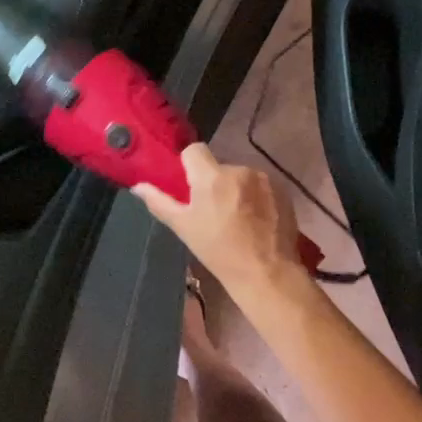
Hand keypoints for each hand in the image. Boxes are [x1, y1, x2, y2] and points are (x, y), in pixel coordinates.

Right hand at [133, 144, 308, 300]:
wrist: (267, 272)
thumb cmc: (219, 251)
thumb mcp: (183, 228)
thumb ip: (159, 202)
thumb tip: (138, 186)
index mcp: (212, 177)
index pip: (194, 150)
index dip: (188, 164)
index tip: (188, 185)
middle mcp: (239, 170)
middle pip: (218, 166)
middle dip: (213, 182)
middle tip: (212, 210)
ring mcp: (264, 179)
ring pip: (240, 176)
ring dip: (235, 189)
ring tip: (236, 218)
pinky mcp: (283, 190)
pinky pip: (260, 185)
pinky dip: (255, 197)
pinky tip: (254, 220)